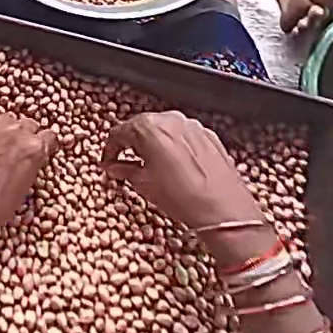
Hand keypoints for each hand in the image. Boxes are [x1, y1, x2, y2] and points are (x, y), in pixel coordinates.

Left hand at [0, 114, 56, 240]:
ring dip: (3, 131)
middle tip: (15, 150)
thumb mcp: (22, 190)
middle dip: (24, 135)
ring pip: (5, 120)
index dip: (44, 144)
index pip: (49, 137)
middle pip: (27, 124)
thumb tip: (24, 162)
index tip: (40, 149)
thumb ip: (28, 168)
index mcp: (35, 150)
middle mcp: (17, 133)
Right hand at [102, 111, 263, 231]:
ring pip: (164, 130)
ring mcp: (192, 126)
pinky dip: (174, 147)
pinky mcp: (209, 136)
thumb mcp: (143, 184)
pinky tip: (173, 167)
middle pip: (141, 127)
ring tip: (151, 167)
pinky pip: (183, 137)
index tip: (108, 160)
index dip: (110, 149)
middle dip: (132, 144)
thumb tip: (115, 167)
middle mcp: (170, 119)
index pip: (119, 132)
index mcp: (148, 126)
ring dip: (154, 145)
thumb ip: (124, 169)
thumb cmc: (184, 197)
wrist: (224, 212)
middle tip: (125, 162)